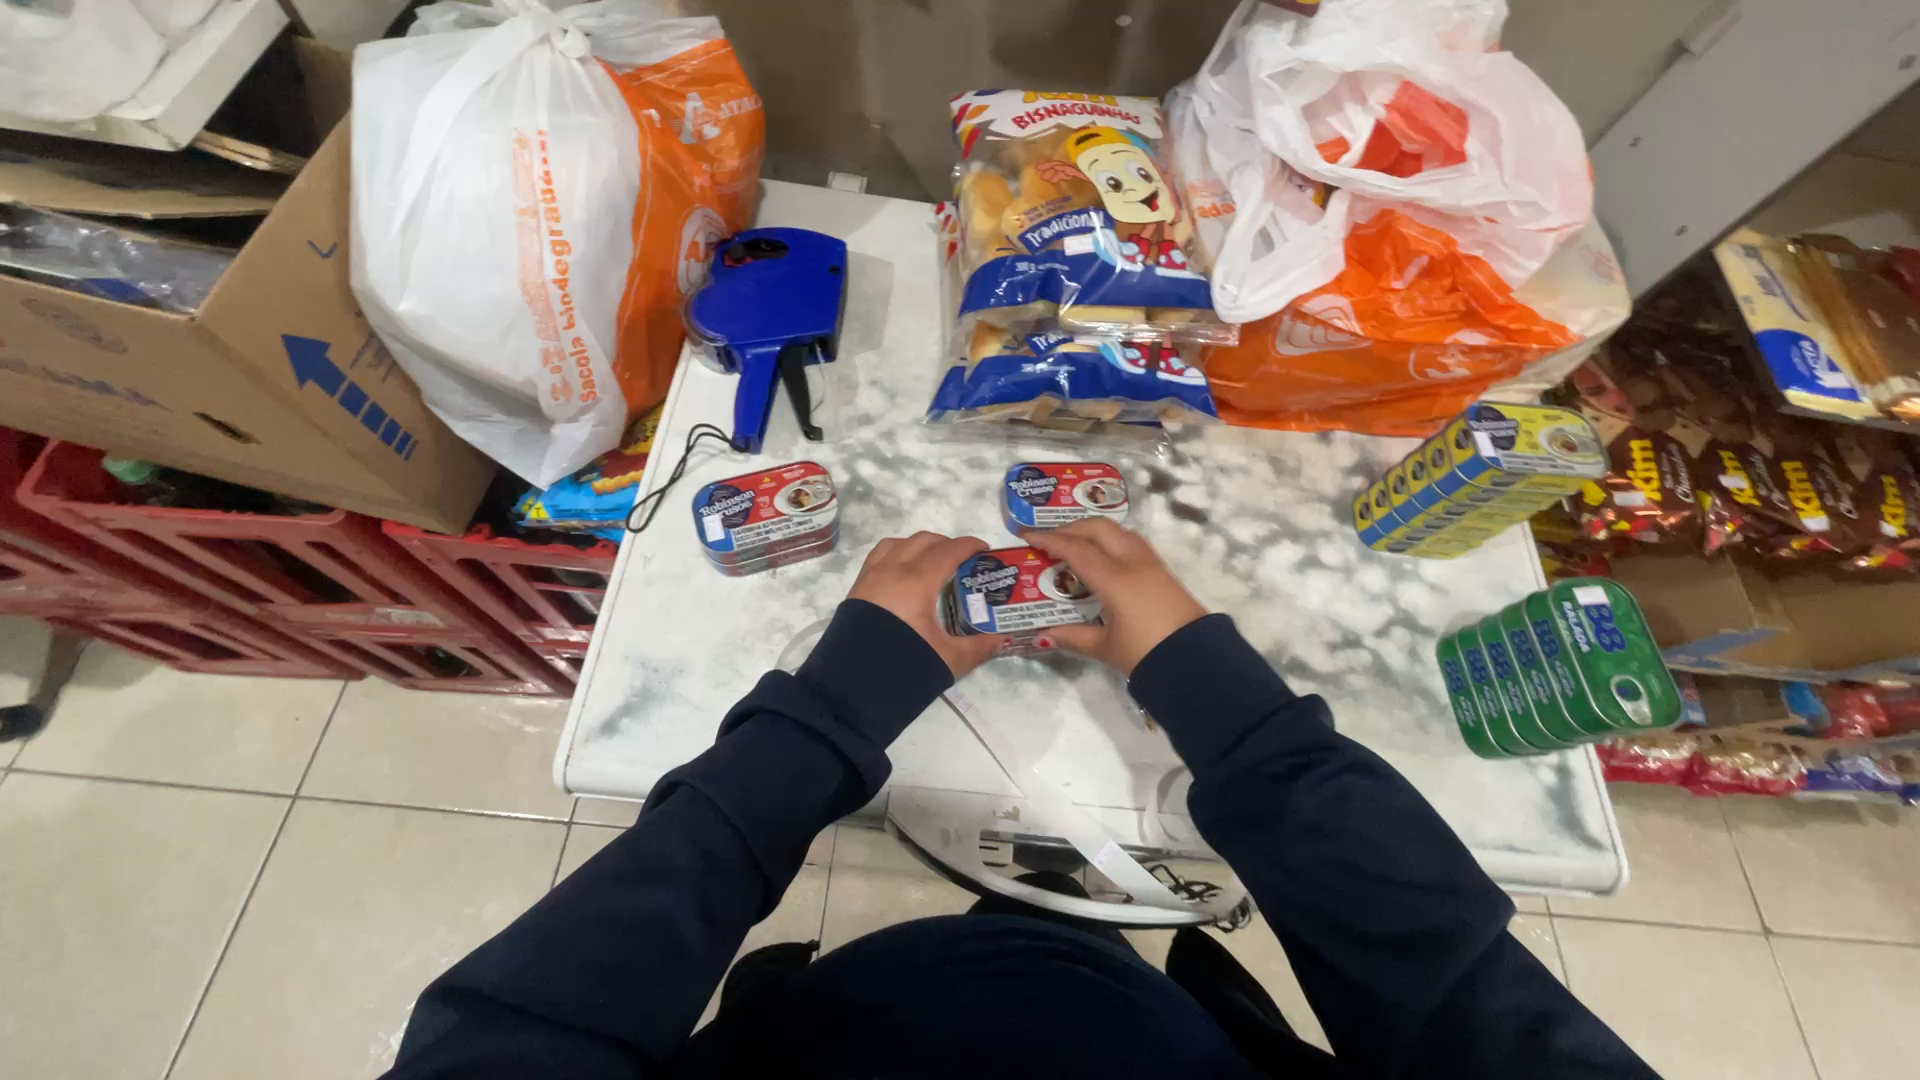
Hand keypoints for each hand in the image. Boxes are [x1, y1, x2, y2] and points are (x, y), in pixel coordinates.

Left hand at [848, 531, 1006, 678]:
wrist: (849, 690)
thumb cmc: (903, 670)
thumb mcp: (948, 660)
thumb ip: (978, 647)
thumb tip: (1001, 639)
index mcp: (917, 582)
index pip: (948, 551)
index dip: (969, 546)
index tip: (984, 549)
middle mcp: (892, 570)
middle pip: (924, 541)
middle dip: (946, 544)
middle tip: (962, 559)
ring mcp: (870, 577)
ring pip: (898, 543)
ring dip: (919, 545)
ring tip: (932, 562)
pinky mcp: (856, 589)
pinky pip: (878, 556)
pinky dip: (896, 553)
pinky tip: (903, 573)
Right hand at [1021, 519, 1207, 675]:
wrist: (1198, 661)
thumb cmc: (1148, 654)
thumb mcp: (1106, 648)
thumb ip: (1074, 637)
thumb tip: (1043, 634)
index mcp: (1115, 579)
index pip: (1076, 549)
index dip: (1049, 540)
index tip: (1027, 536)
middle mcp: (1132, 562)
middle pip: (1098, 528)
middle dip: (1070, 528)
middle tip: (1049, 538)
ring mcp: (1151, 564)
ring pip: (1118, 530)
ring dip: (1093, 530)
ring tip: (1075, 542)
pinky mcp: (1163, 571)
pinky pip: (1132, 541)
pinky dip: (1111, 539)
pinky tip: (1103, 554)